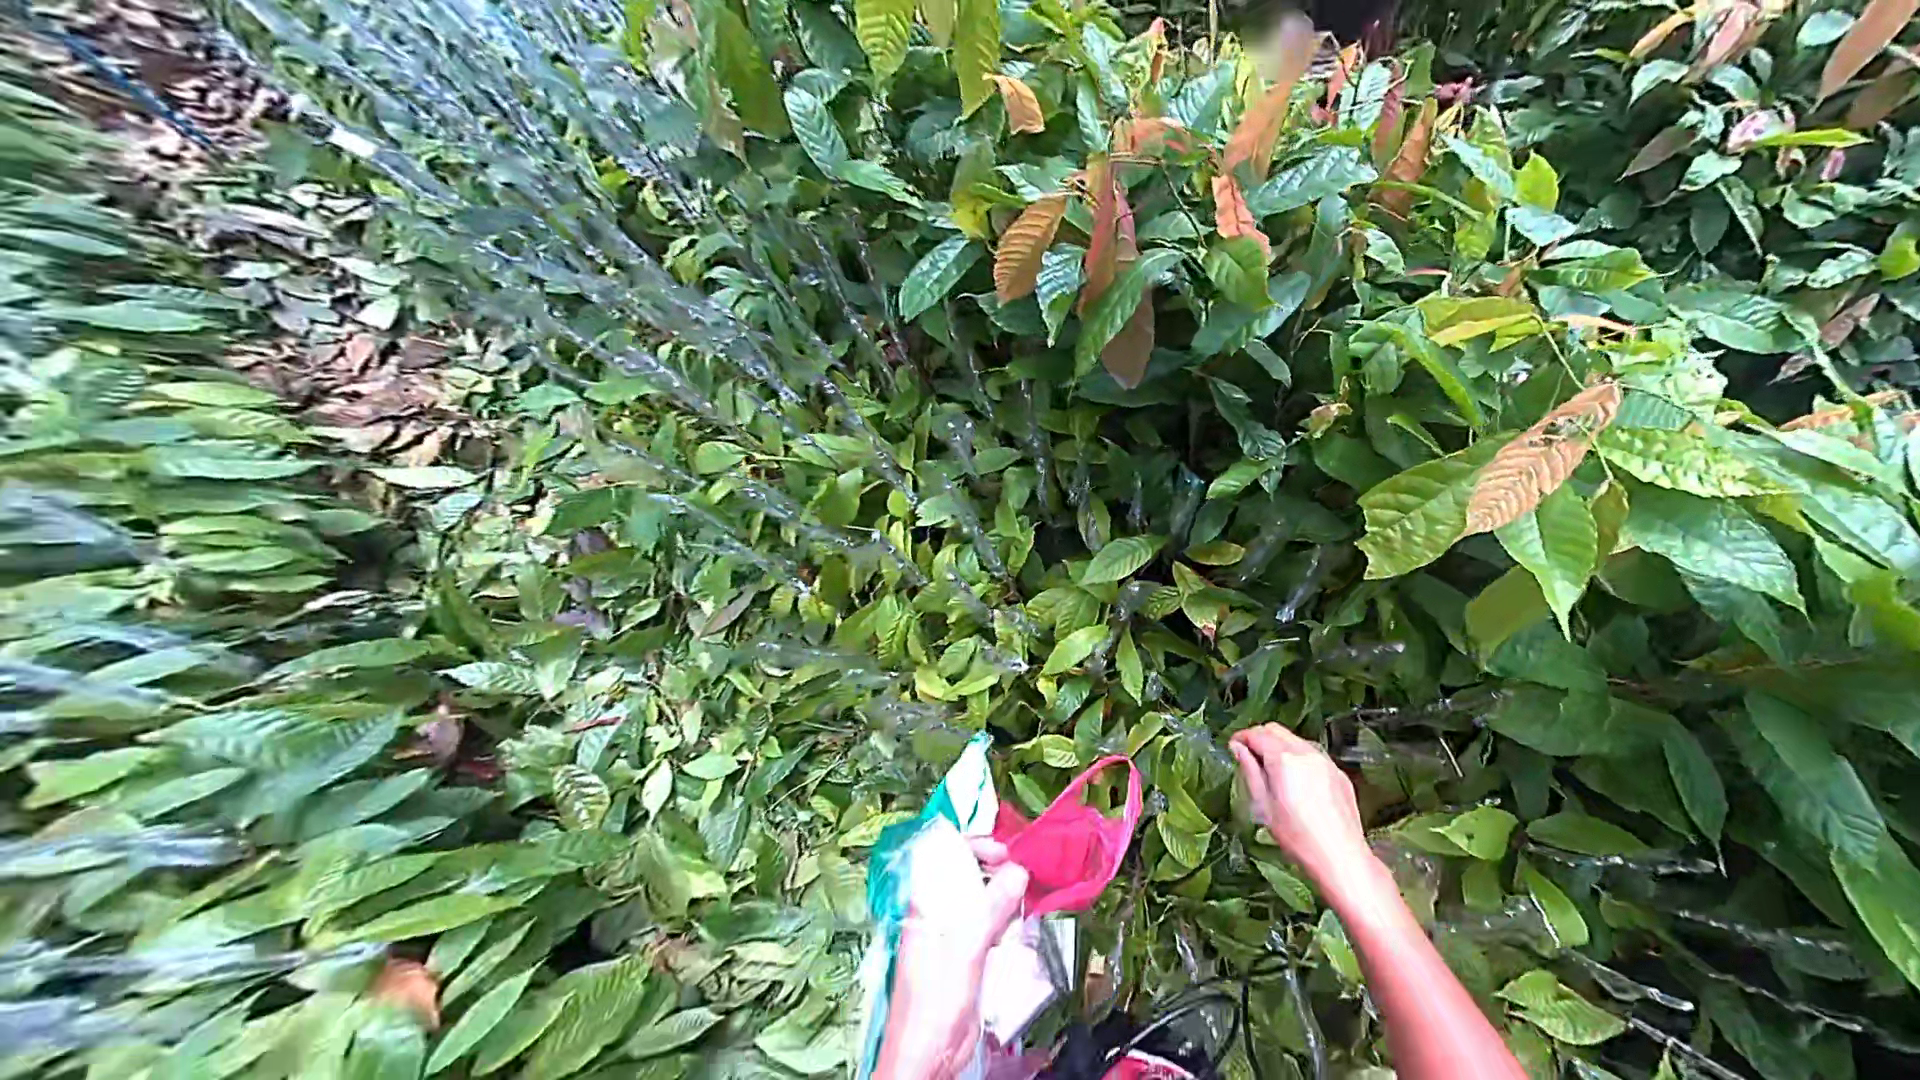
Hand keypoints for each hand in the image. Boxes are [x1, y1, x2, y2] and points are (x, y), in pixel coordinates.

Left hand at [874, 833, 1029, 1079]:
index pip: (946, 854)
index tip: (1004, 852)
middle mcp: (937, 911)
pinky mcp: (965, 955)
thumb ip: (991, 906)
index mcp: (926, 901)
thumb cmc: (936, 998)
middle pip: (966, 874)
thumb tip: (1018, 870)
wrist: (927, 1057)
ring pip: (979, 899)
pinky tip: (1015, 927)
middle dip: (994, 869)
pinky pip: (986, 925)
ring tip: (1023, 898)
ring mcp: (951, 933)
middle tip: (1021, 875)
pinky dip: (1002, 920)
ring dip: (1001, 895)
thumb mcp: (966, 947)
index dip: (974, 845)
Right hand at [1230, 724, 1379, 895]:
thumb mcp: (1263, 804)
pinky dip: (1298, 757)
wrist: (1341, 859)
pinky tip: (1295, 781)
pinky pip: (1312, 754)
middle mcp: (1306, 753)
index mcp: (1284, 759)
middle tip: (1248, 755)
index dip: (1241, 738)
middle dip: (1259, 737)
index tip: (1234, 747)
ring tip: (1271, 770)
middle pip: (1275, 730)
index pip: (1256, 734)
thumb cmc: (1298, 837)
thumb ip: (1249, 770)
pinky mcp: (1338, 774)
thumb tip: (1238, 748)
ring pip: (1295, 739)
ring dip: (1278, 746)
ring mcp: (1325, 762)